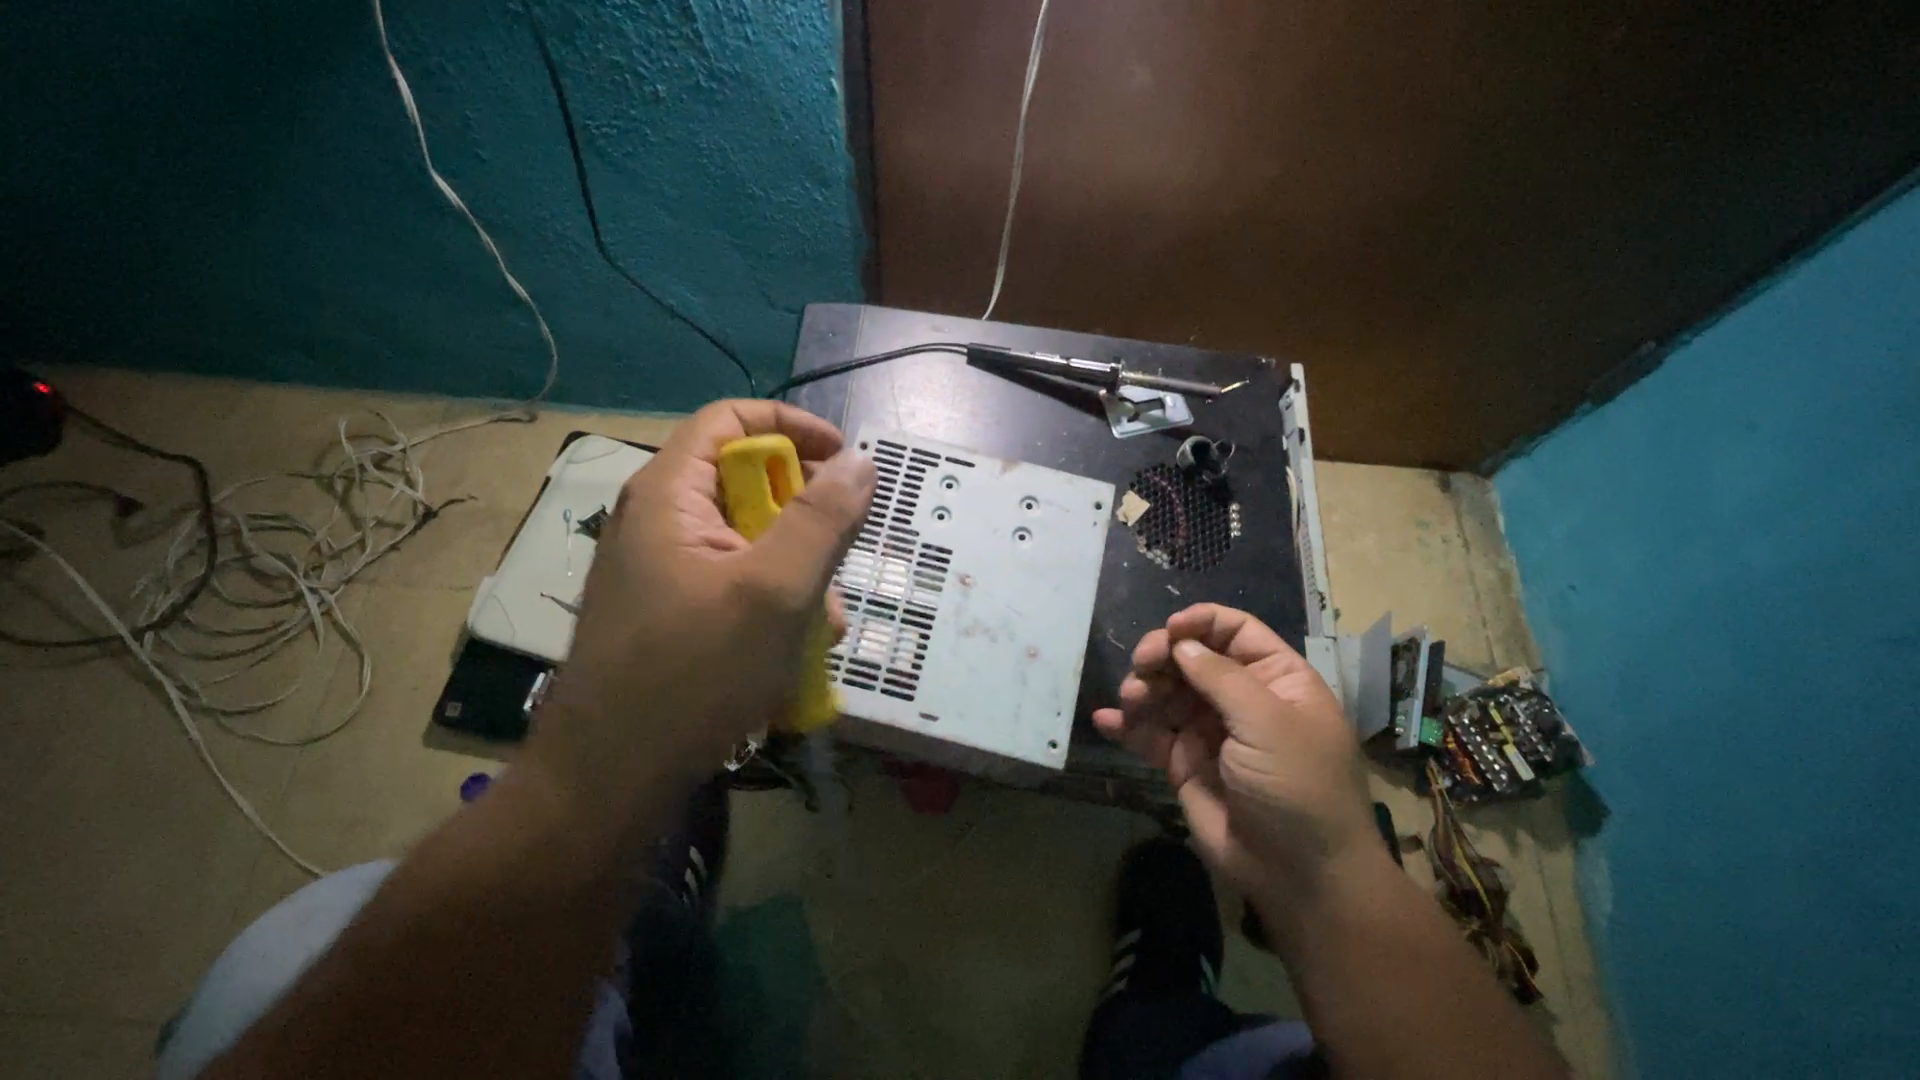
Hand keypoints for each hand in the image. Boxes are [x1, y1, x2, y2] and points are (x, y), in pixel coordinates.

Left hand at [527, 401, 875, 823]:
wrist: (608, 780)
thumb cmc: (693, 675)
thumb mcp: (775, 592)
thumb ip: (822, 521)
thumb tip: (859, 462)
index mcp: (669, 495)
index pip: (731, 420)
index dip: (793, 428)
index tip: (846, 460)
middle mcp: (659, 523)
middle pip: (748, 487)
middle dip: (806, 525)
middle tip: (838, 567)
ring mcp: (660, 573)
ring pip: (749, 547)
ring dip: (797, 580)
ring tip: (820, 632)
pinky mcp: (668, 616)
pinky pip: (733, 591)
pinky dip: (770, 612)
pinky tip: (790, 661)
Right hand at [1094, 604, 1378, 897]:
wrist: (1300, 874)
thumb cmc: (1298, 787)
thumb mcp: (1269, 723)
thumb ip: (1221, 677)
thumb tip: (1181, 644)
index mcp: (1276, 679)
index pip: (1235, 632)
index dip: (1201, 623)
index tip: (1170, 631)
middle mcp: (1241, 700)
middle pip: (1192, 658)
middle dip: (1163, 656)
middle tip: (1142, 667)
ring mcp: (1210, 732)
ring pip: (1165, 693)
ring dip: (1142, 690)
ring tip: (1131, 703)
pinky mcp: (1184, 765)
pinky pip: (1149, 735)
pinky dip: (1126, 726)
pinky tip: (1106, 722)